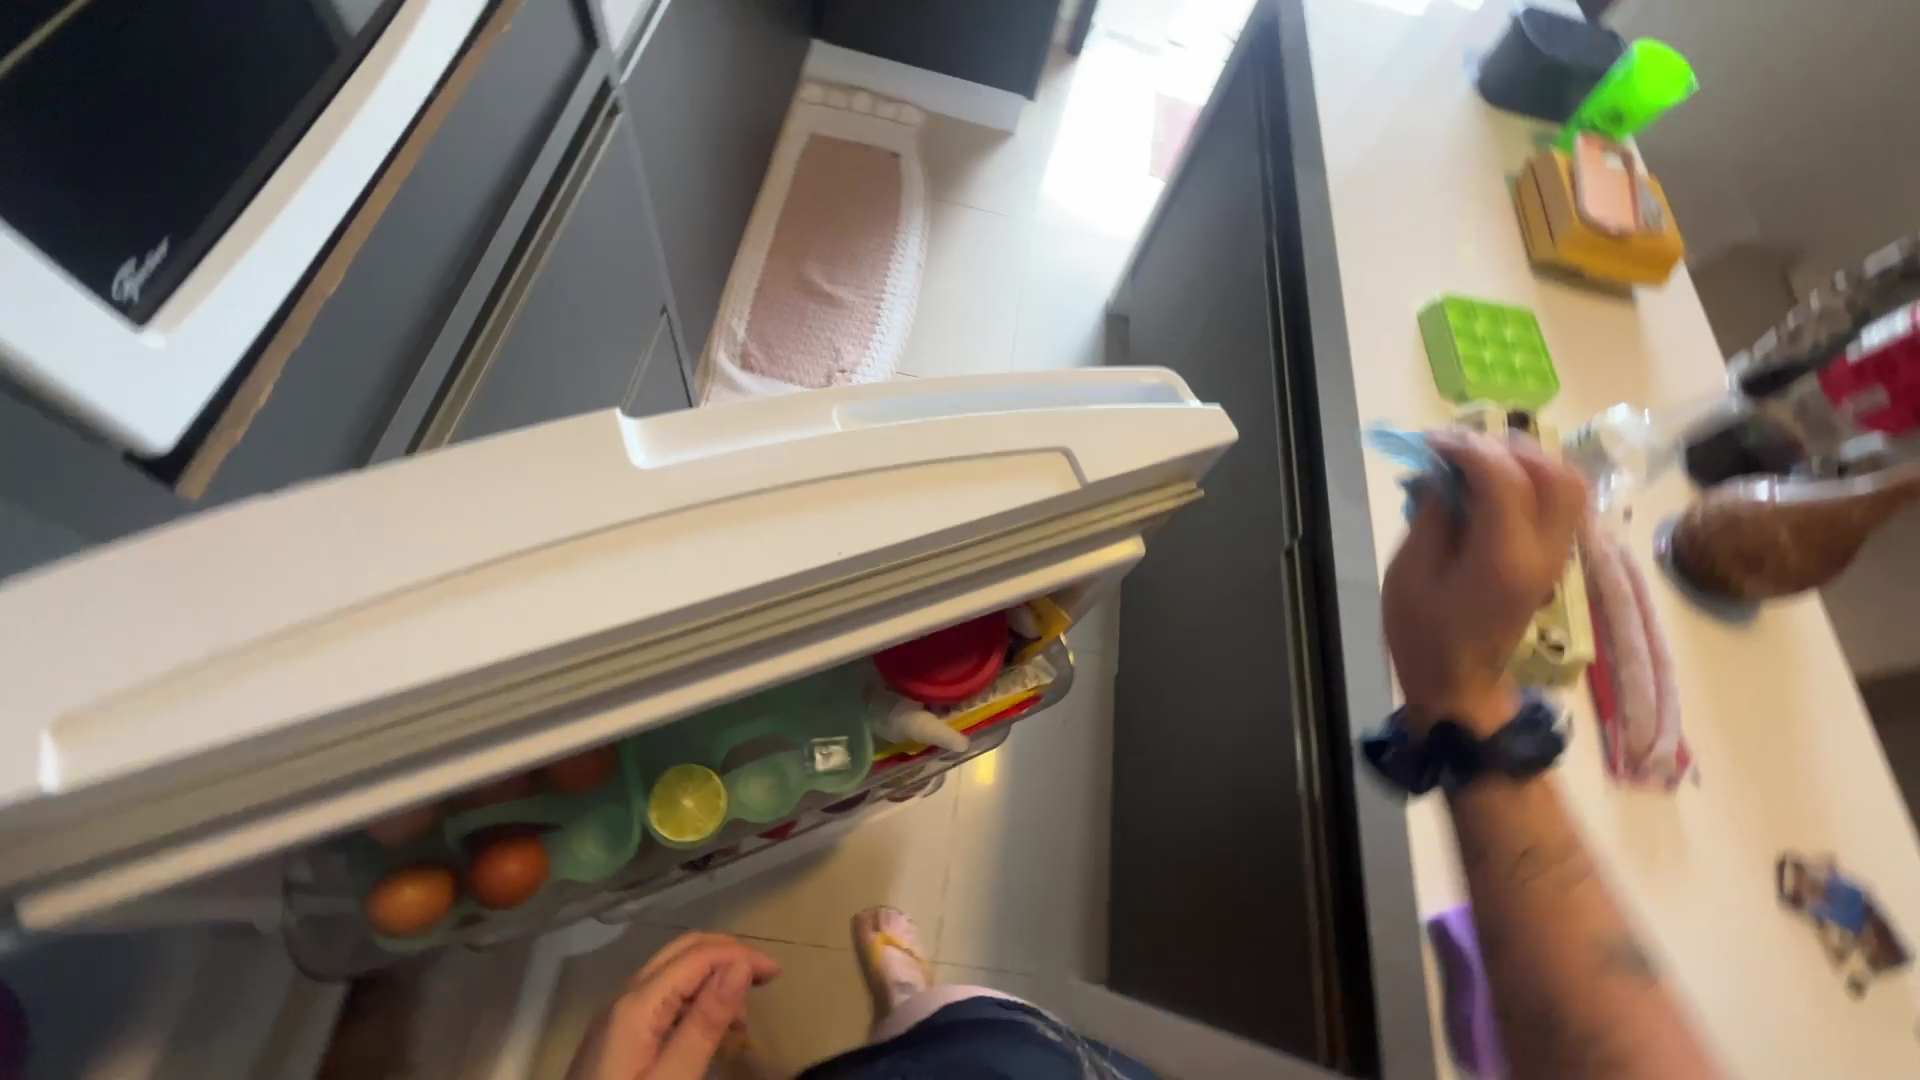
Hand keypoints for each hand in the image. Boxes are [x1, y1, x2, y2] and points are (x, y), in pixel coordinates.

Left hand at [567, 932, 780, 1079]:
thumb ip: (704, 1024)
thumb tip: (739, 966)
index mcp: (638, 1005)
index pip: (698, 955)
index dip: (740, 955)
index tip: (776, 974)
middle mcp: (624, 998)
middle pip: (683, 951)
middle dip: (728, 955)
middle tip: (764, 979)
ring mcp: (615, 1017)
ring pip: (672, 970)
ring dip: (711, 976)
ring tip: (741, 1015)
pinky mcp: (614, 1038)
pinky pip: (661, 995)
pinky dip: (692, 996)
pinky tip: (707, 1029)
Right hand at [1382, 431, 1585, 735]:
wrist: (1458, 682)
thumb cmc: (1421, 632)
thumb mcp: (1409, 572)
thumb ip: (1430, 517)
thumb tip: (1438, 475)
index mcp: (1502, 559)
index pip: (1505, 480)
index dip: (1468, 450)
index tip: (1430, 442)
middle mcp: (1543, 552)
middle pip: (1555, 474)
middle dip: (1507, 447)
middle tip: (1458, 446)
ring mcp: (1556, 556)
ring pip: (1568, 485)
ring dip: (1526, 459)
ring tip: (1476, 458)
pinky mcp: (1552, 558)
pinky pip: (1560, 503)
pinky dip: (1531, 479)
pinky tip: (1491, 482)